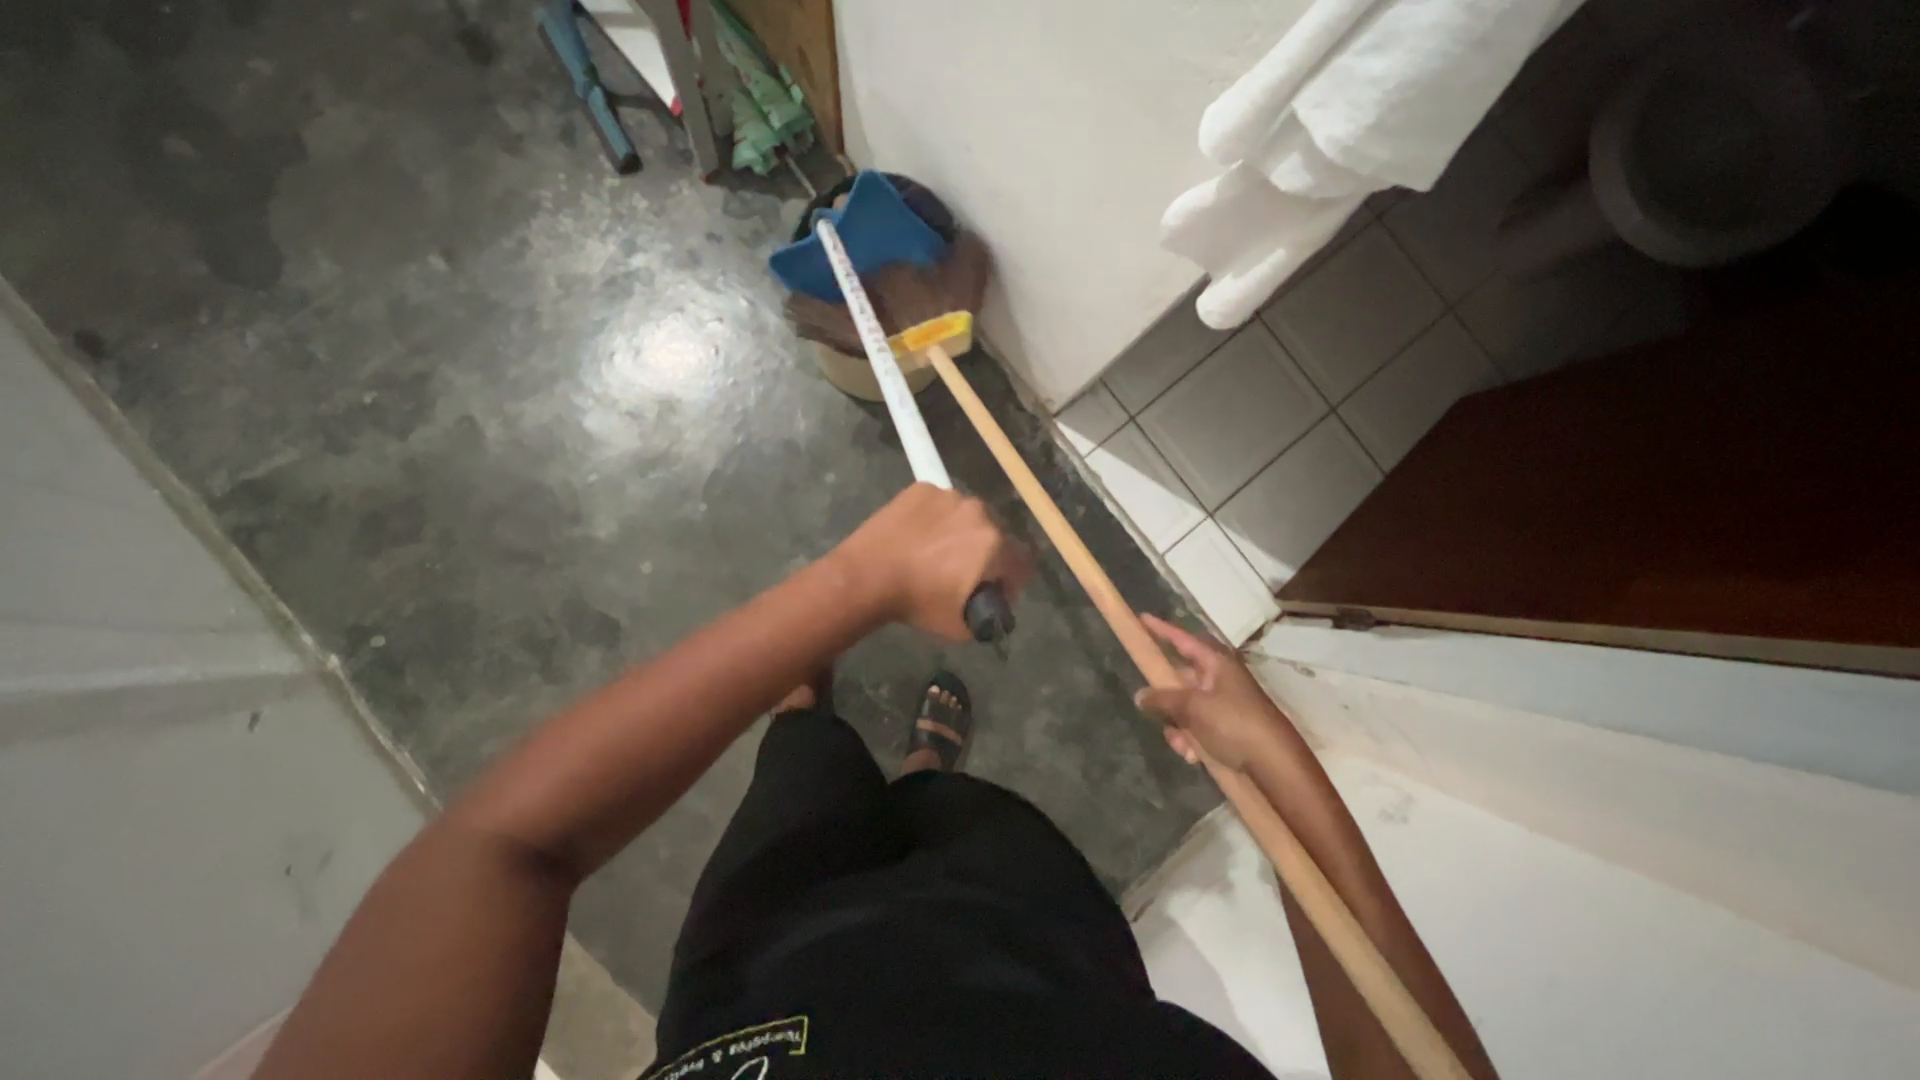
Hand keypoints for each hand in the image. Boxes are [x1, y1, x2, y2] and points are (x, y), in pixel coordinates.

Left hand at [831, 483, 1029, 640]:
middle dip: (984, 553)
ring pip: (965, 516)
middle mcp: (979, 512)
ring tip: (935, 551)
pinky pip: (938, 504)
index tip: (996, 590)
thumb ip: (988, 616)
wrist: (867, 576)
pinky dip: (933, 517)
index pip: (1020, 562)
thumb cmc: (918, 602)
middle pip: (993, 534)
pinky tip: (916, 535)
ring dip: (959, 531)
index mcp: (994, 544)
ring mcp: (948, 496)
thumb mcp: (961, 625)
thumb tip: (992, 609)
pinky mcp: (922, 488)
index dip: (1011, 580)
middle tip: (960, 571)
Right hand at [1135, 614, 1296, 769]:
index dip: (1161, 629)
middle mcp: (1219, 679)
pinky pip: (1196, 727)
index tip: (1142, 618)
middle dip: (1165, 700)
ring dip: (1177, 727)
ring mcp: (1222, 705)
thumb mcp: (1194, 708)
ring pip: (1183, 708)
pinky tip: (1195, 756)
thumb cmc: (1234, 723)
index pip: (1183, 640)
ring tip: (1184, 746)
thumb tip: (1140, 695)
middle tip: (1152, 711)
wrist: (1274, 763)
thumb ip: (1163, 699)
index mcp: (1216, 664)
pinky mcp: (1226, 729)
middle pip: (1179, 680)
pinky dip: (1191, 740)